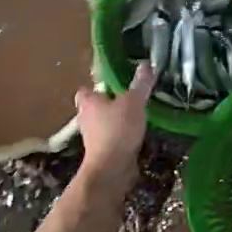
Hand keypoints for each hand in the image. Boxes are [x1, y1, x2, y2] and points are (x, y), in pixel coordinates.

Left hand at [75, 63, 153, 181]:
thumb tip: (145, 64)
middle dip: (108, 104)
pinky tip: (134, 135)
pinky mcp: (101, 152)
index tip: (113, 86)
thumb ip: (140, 84)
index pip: (86, 90)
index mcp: (88, 102)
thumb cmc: (118, 129)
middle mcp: (85, 118)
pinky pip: (111, 139)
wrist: (112, 167)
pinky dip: (120, 137)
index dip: (97, 87)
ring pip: (102, 124)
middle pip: (94, 107)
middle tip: (127, 100)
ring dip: (114, 121)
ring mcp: (92, 137)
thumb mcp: (134, 102)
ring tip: (135, 118)